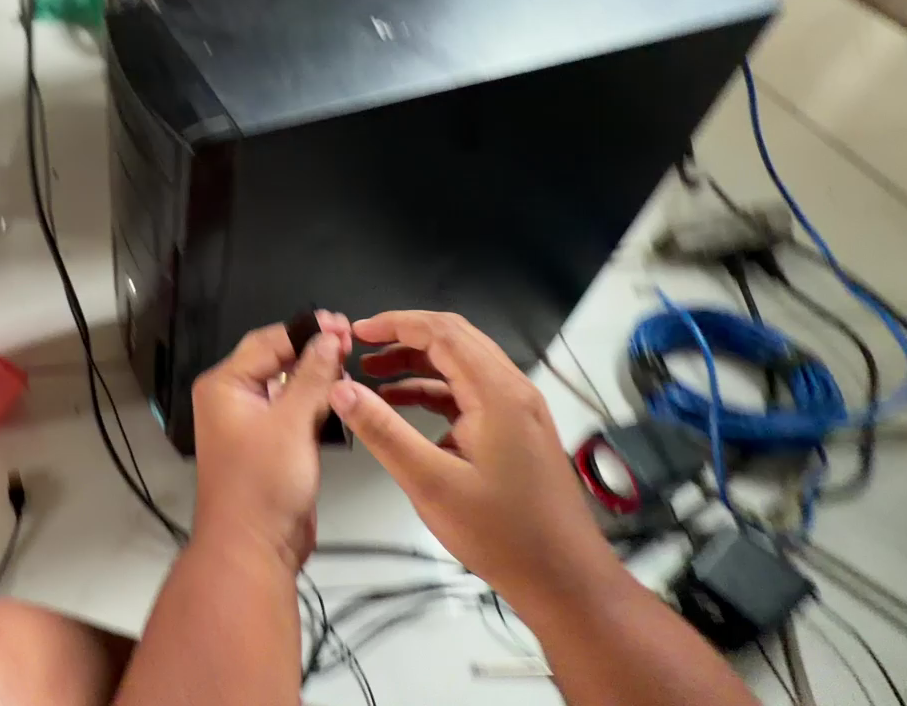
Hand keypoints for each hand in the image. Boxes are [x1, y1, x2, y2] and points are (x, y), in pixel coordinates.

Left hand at [190, 312, 351, 570]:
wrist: (253, 547)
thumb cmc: (264, 483)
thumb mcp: (291, 424)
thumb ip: (311, 377)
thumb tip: (328, 338)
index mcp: (224, 384)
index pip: (265, 342)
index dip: (303, 329)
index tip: (341, 322)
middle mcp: (232, 397)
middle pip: (273, 359)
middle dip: (311, 349)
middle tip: (350, 339)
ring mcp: (250, 420)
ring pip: (285, 384)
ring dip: (315, 374)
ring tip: (350, 361)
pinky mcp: (269, 442)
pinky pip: (291, 409)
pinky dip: (314, 400)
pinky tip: (340, 393)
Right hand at [328, 310, 620, 608]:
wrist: (566, 583)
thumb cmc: (500, 533)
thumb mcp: (429, 482)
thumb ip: (382, 430)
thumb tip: (339, 388)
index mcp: (497, 394)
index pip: (442, 332)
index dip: (394, 324)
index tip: (354, 333)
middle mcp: (512, 390)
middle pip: (453, 338)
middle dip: (402, 336)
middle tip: (359, 346)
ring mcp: (518, 410)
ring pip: (460, 363)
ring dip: (415, 361)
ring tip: (370, 373)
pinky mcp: (516, 429)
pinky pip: (468, 390)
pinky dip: (431, 388)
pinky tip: (399, 404)